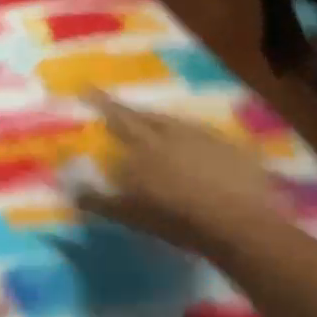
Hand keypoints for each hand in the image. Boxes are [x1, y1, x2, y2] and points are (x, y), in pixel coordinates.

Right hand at [73, 88, 286, 256]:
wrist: (244, 229)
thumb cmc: (178, 218)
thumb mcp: (130, 214)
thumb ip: (99, 201)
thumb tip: (72, 192)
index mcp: (144, 145)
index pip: (116, 116)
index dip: (101, 101)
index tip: (86, 87)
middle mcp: (174, 134)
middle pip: (148, 116)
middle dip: (132, 112)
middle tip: (123, 113)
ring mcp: (209, 141)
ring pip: (180, 124)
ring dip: (165, 123)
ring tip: (159, 129)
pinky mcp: (239, 153)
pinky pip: (212, 138)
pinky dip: (199, 139)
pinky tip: (200, 149)